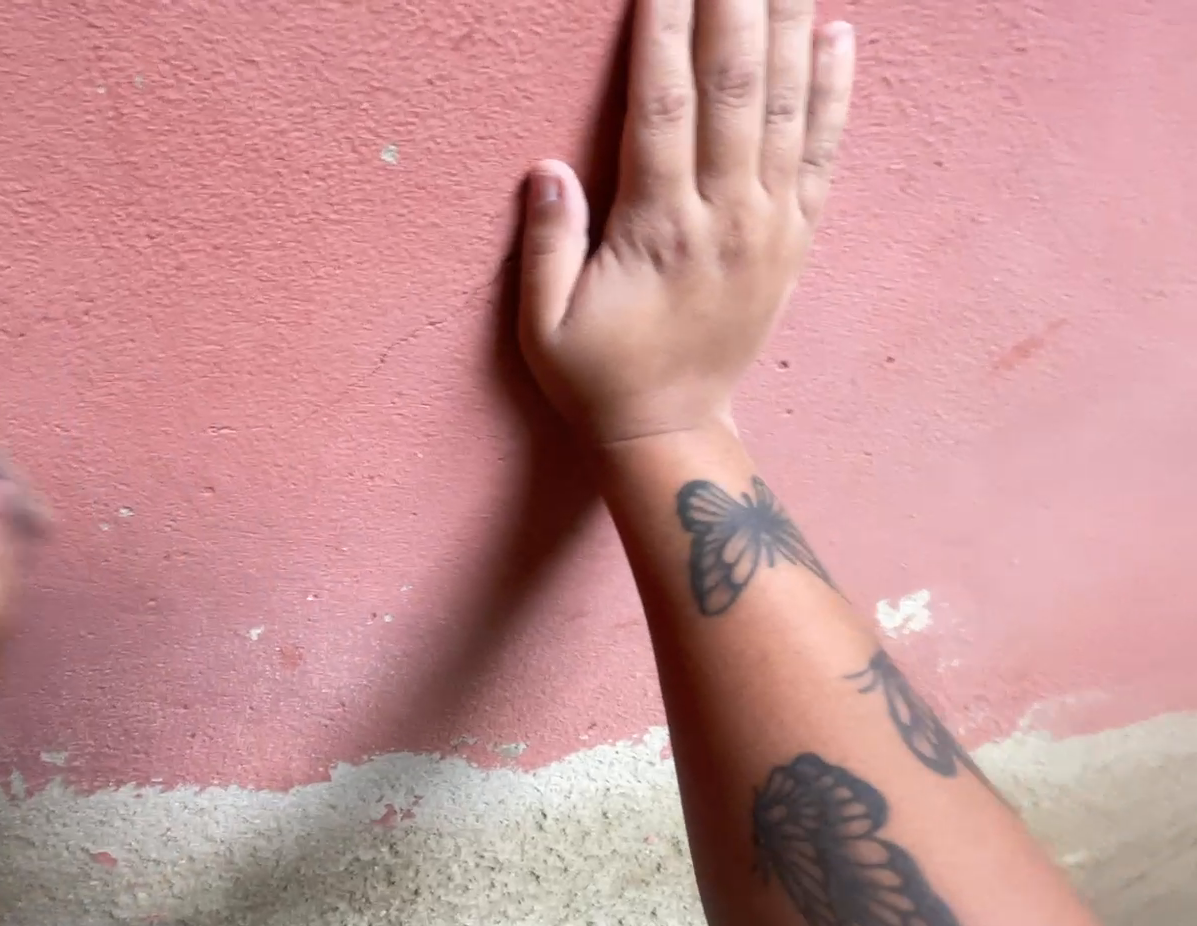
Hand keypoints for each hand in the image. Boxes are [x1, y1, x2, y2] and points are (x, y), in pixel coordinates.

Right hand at [517, 0, 855, 444]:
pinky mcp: (793, 239)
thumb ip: (547, 248)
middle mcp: (723, 216)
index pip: (660, 110)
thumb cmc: (595, 378)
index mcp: (656, 232)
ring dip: (787, 21)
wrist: (668, 428)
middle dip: (732, 1)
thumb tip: (546, 171)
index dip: (661, 33)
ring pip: (787, 103)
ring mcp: (768, 225)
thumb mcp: (544, 328)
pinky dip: (836, 88)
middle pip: (733, 86)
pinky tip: (837, 33)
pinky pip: (823, 151)